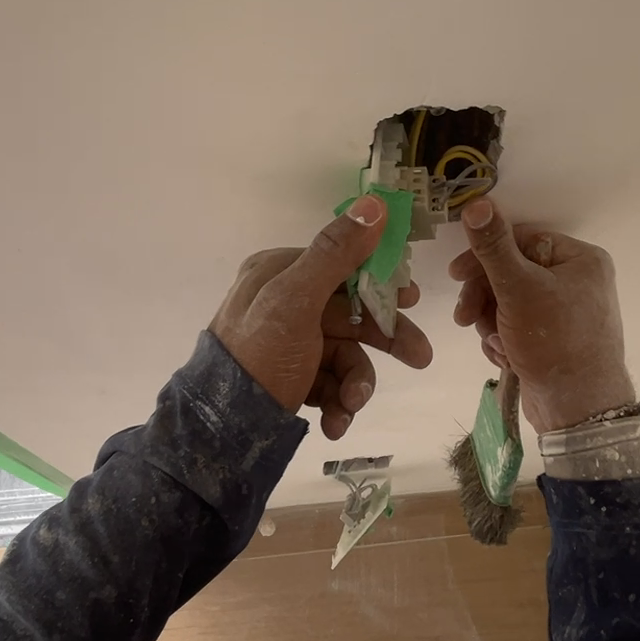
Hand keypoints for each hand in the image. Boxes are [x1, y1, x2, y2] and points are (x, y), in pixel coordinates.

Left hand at [209, 195, 434, 439]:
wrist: (219, 436)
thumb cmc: (259, 357)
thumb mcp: (295, 301)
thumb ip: (336, 254)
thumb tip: (376, 204)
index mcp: (279, 274)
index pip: (342, 267)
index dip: (379, 283)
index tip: (411, 298)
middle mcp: (282, 303)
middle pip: (350, 313)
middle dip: (384, 339)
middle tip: (420, 356)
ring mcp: (287, 344)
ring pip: (344, 353)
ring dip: (355, 382)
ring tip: (352, 405)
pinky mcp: (289, 380)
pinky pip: (328, 384)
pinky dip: (338, 403)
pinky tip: (334, 423)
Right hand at [449, 198, 636, 432]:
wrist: (578, 412)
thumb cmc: (554, 341)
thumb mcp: (518, 288)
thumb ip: (493, 247)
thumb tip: (477, 203)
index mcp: (579, 259)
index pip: (520, 240)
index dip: (484, 257)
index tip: (456, 276)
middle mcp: (577, 280)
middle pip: (511, 272)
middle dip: (484, 296)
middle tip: (464, 317)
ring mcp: (566, 312)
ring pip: (509, 300)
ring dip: (491, 320)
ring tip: (493, 341)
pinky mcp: (554, 339)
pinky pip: (517, 324)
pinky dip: (503, 338)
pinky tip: (504, 355)